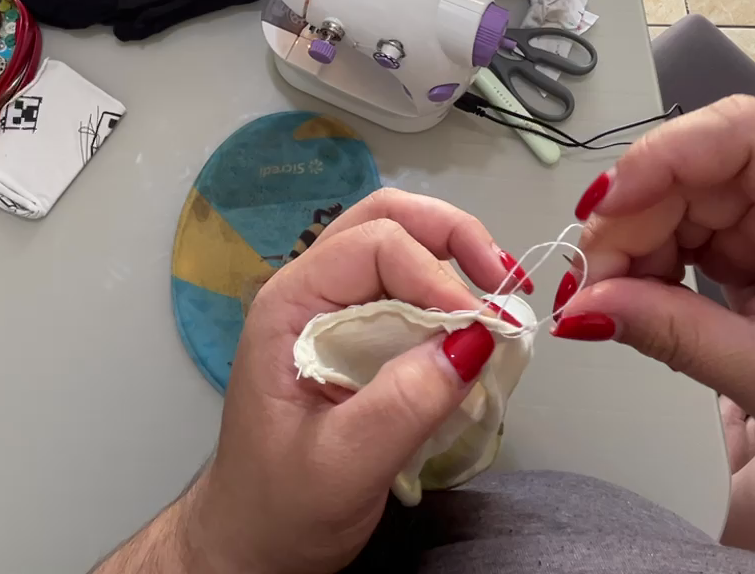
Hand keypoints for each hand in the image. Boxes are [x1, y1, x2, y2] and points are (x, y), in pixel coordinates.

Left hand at [99, 189, 521, 573]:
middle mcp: (310, 286)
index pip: (372, 246)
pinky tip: (474, 323)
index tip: (482, 328)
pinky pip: (405, 283)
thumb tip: (475, 343)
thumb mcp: (342, 465)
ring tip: (499, 292)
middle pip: (385, 218)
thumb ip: (404, 405)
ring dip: (453, 254)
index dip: (434, 274)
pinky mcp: (356, 328)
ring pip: (397, 239)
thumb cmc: (280, 504)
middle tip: (504, 279)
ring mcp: (332, 303)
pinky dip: (447, 288)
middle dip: (451, 234)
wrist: (251, 536)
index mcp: (290, 301)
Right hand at [554, 95, 754, 509]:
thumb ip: (672, 332)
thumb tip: (577, 307)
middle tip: (590, 275)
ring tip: (608, 292)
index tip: (604, 211)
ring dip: (639, 236)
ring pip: (691, 193)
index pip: (749, 135)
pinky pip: (698, 226)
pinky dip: (658, 255)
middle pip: (705, 165)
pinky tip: (640, 292)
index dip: (664, 156)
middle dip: (636, 213)